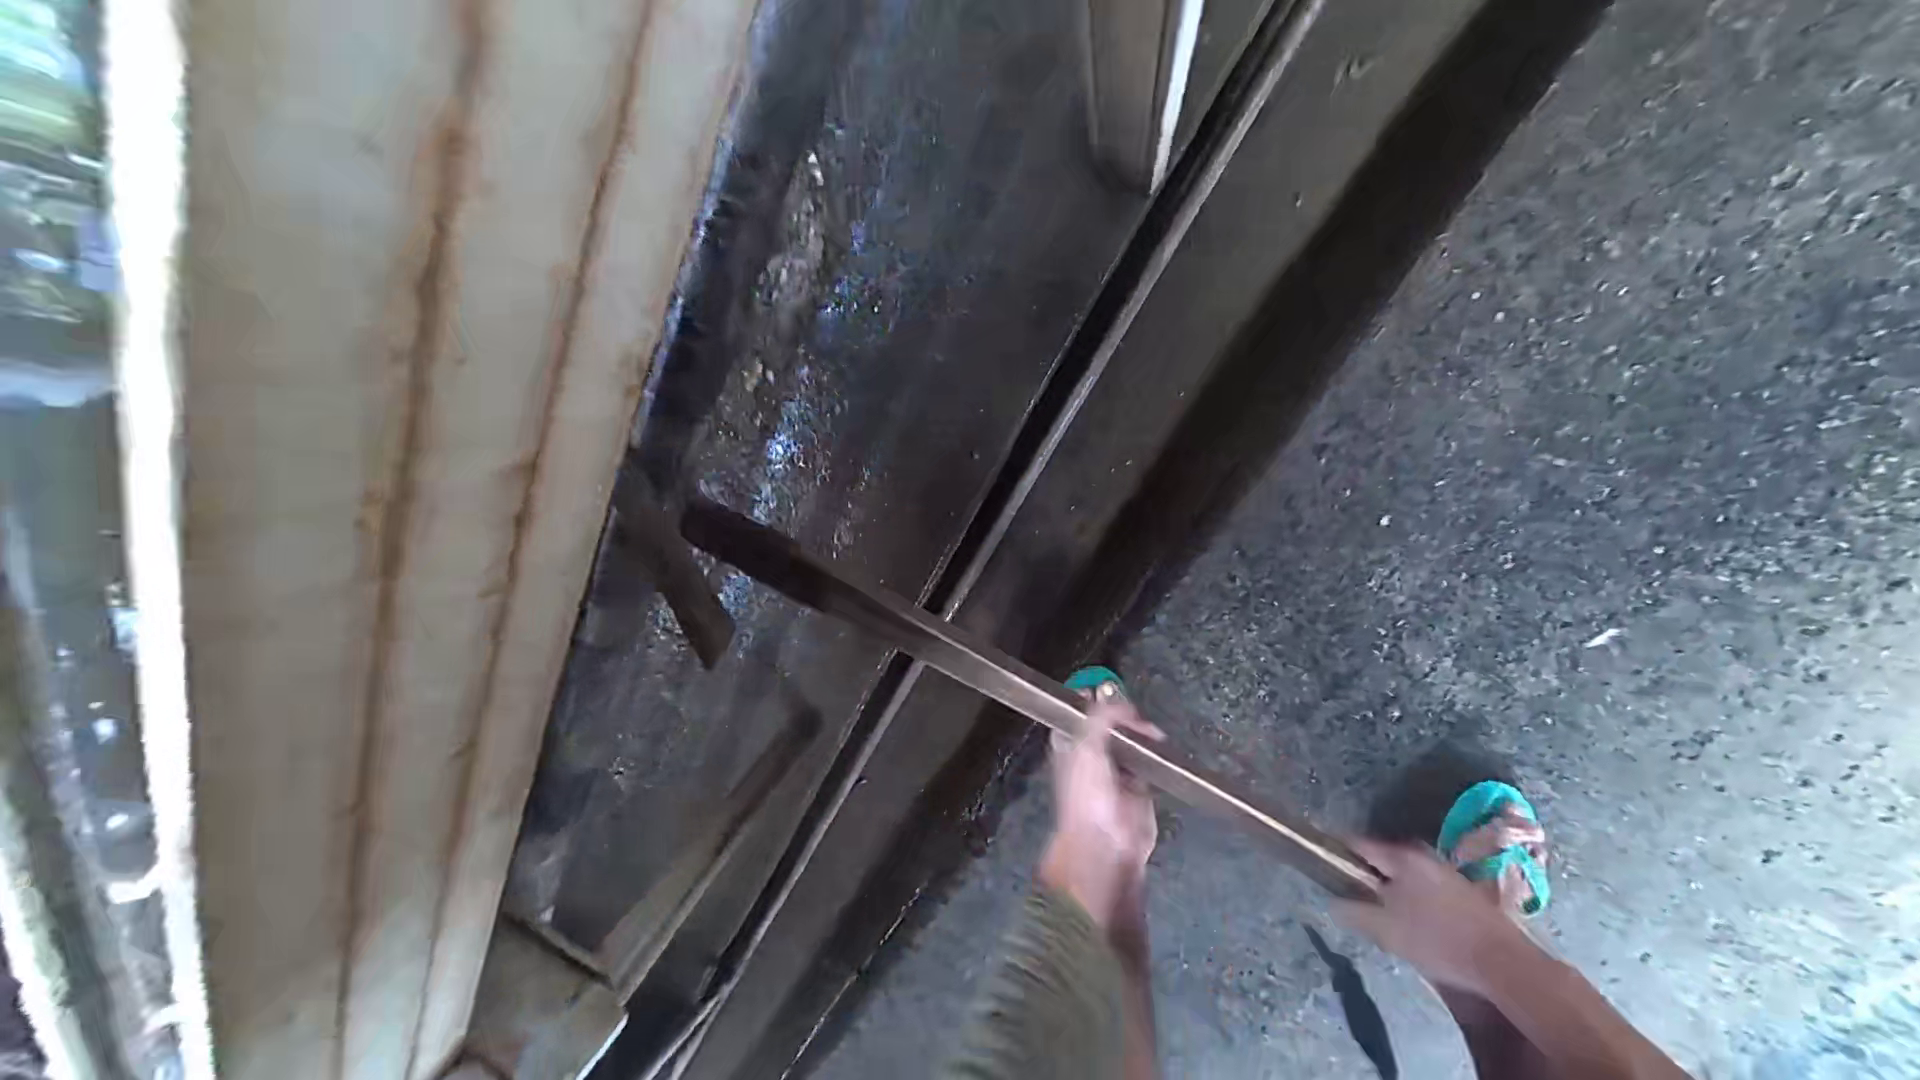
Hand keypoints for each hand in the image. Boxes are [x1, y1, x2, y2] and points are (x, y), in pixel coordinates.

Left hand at [1037, 689, 1163, 928]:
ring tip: (1148, 730)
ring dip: (1141, 734)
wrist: (1106, 841)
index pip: (1082, 712)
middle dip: (1123, 717)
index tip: (1111, 691)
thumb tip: (1113, 697)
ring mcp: (1115, 771)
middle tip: (1134, 713)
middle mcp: (1091, 755)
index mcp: (1070, 743)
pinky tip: (1157, 748)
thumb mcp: (1086, 744)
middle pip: (1110, 724)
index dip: (1096, 701)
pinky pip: (1148, 762)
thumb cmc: (1086, 795)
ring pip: (1131, 741)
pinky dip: (1154, 754)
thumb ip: (1100, 716)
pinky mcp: (1138, 787)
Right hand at [1331, 837, 1532, 995]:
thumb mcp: (1384, 929)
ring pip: (1405, 873)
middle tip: (1355, 895)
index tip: (1324, 863)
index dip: (1336, 851)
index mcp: (1400, 856)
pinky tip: (1416, 921)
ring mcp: (1446, 872)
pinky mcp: (1465, 892)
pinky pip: (1426, 885)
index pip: (1356, 842)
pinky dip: (1414, 896)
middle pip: (1382, 858)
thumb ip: (1352, 911)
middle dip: (1366, 874)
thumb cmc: (1437, 940)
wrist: (1506, 965)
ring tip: (1384, 912)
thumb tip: (1332, 901)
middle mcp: (1422, 855)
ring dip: (1392, 887)